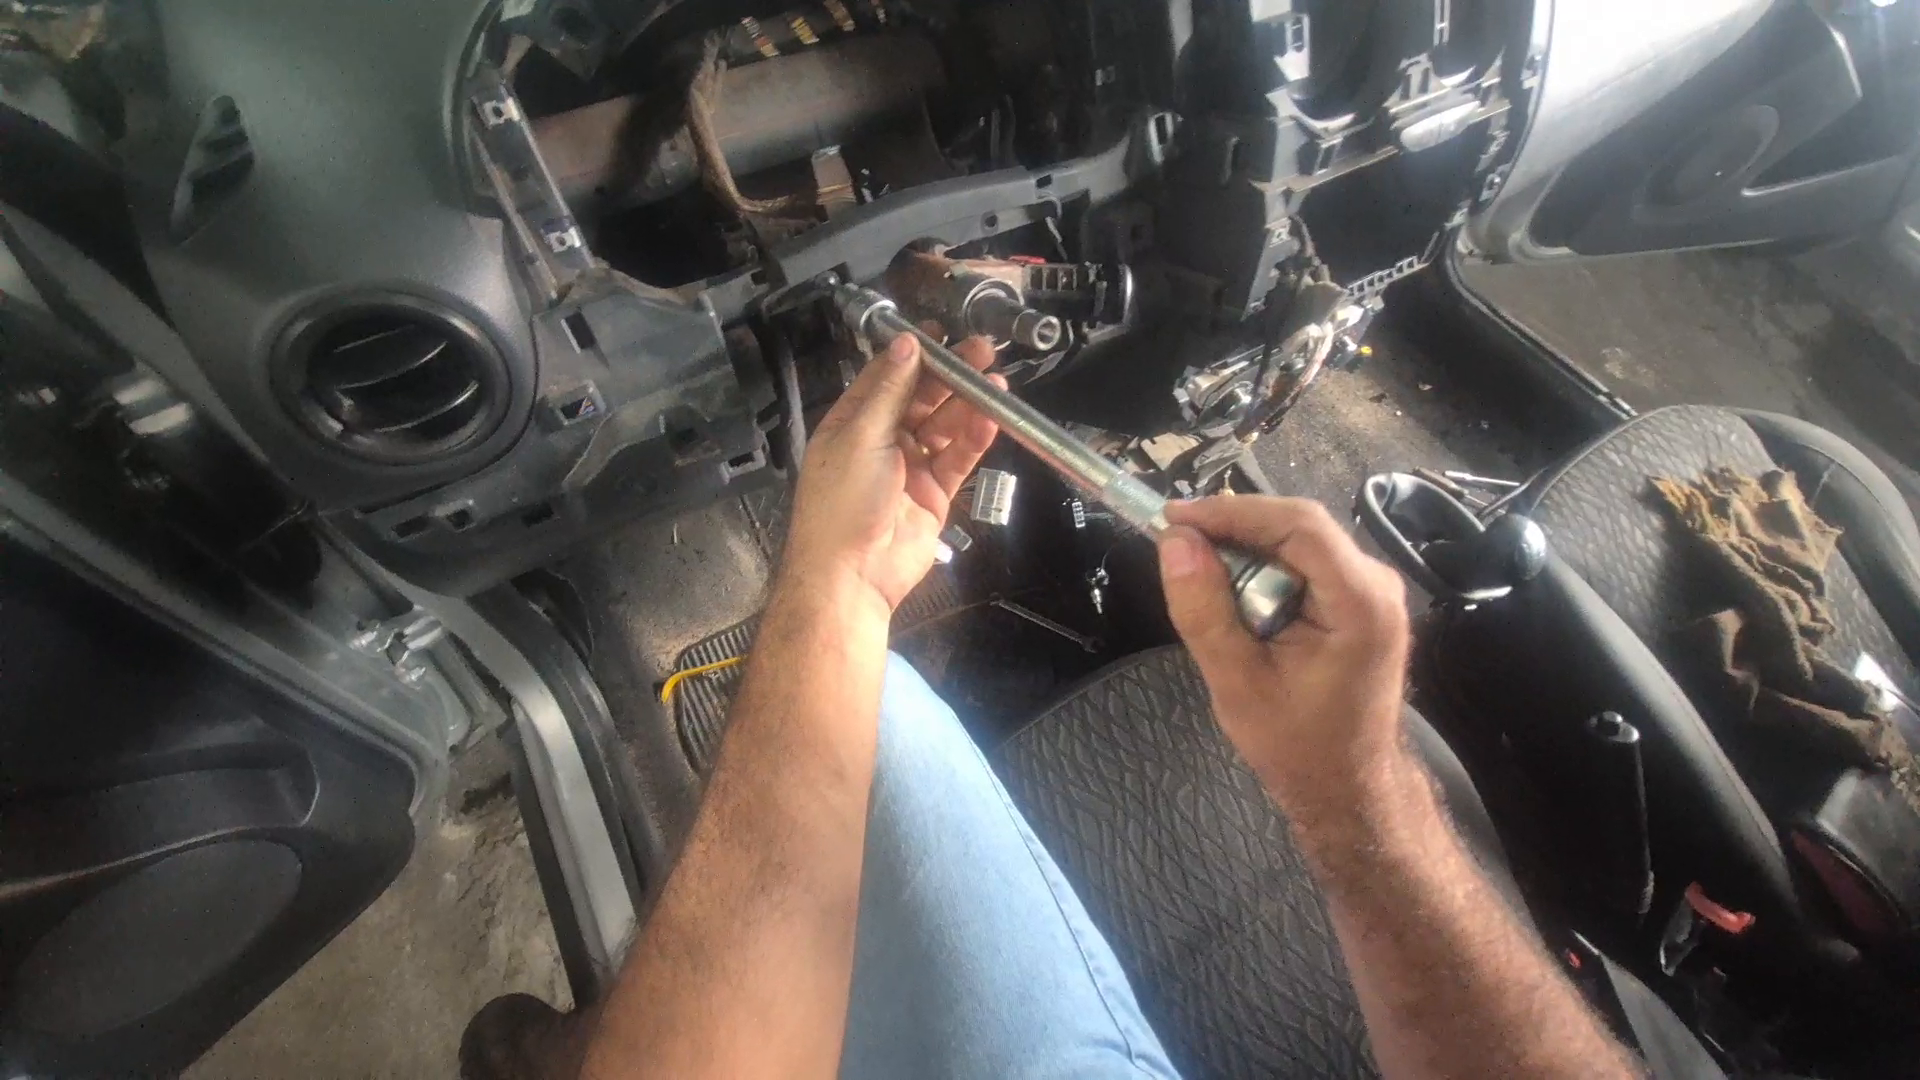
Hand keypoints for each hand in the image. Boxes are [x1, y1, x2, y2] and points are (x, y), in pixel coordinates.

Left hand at [782, 333, 1000, 613]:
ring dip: (968, 404)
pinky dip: (974, 439)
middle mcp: (882, 440)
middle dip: (951, 375)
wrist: (853, 574)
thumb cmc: (845, 501)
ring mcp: (910, 467)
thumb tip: (905, 344)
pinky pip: (958, 459)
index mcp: (853, 423)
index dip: (914, 354)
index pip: (887, 378)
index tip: (942, 332)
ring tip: (997, 382)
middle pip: (922, 399)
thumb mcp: (860, 437)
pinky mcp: (935, 493)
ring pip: (944, 427)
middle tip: (982, 350)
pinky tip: (991, 418)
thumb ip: (889, 391)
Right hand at [1157, 497, 1412, 829]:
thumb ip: (1204, 611)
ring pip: (1295, 539)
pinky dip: (1256, 564)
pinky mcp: (1353, 599)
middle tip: (1172, 539)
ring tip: (1191, 563)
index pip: (1298, 525)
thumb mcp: (1235, 682)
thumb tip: (1175, 541)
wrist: (1346, 785)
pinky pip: (1299, 561)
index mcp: (1360, 603)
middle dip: (1231, 526)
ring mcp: (1368, 589)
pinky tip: (1224, 585)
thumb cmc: (1296, 743)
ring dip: (1240, 546)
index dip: (1232, 511)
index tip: (1173, 517)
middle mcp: (1374, 583)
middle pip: (1297, 526)